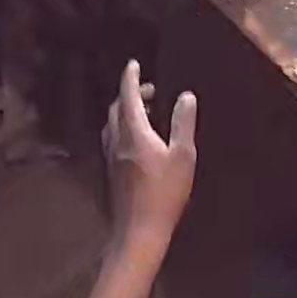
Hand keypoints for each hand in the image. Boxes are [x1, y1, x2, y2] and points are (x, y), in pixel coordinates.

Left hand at [103, 60, 197, 248]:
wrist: (138, 233)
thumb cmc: (165, 192)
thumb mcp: (183, 155)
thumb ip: (182, 123)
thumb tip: (185, 95)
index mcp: (134, 135)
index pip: (127, 99)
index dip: (130, 79)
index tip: (133, 64)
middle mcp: (117, 143)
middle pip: (116, 110)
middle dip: (129, 94)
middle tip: (150, 89)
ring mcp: (112, 159)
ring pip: (112, 125)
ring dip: (125, 111)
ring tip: (146, 109)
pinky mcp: (112, 173)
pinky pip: (113, 138)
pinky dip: (124, 126)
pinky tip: (139, 137)